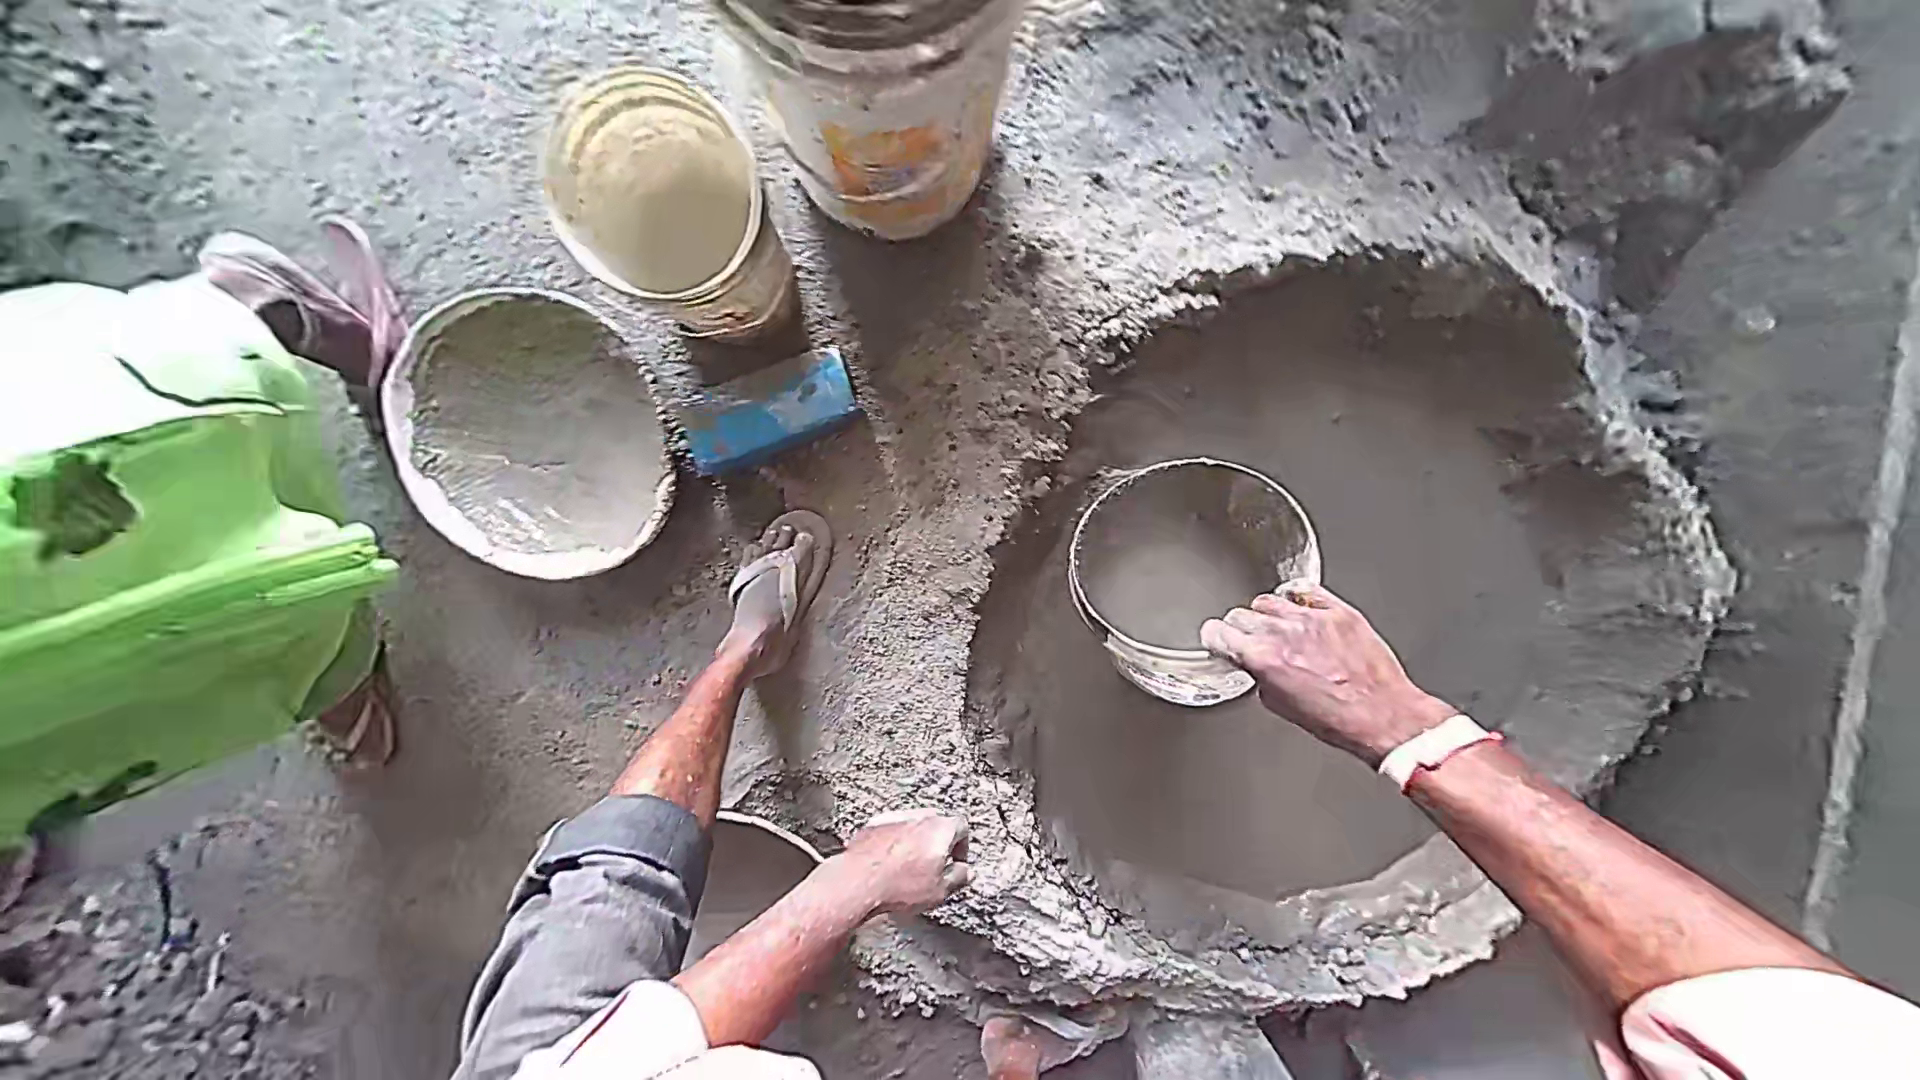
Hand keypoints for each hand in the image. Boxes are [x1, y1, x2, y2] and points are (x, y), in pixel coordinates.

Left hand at [837, 808, 971, 917]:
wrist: (859, 881)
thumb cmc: (899, 885)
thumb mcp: (939, 891)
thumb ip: (959, 877)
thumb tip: (967, 872)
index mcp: (940, 828)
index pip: (962, 826)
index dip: (962, 847)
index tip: (956, 864)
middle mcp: (920, 816)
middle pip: (937, 822)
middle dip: (939, 842)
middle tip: (934, 866)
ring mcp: (896, 817)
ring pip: (914, 824)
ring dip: (916, 841)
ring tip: (908, 867)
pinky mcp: (875, 823)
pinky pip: (892, 828)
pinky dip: (894, 841)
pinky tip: (888, 863)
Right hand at [1200, 582, 1456, 766]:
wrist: (1386, 717)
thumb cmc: (1338, 719)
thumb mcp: (1280, 705)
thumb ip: (1258, 675)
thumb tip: (1252, 662)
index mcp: (1262, 658)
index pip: (1217, 631)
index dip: (1215, 638)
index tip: (1219, 641)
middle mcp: (1283, 634)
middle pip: (1239, 614)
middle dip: (1241, 630)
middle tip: (1252, 642)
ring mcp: (1311, 618)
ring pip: (1267, 600)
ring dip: (1267, 615)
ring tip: (1279, 630)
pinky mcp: (1337, 612)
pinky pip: (1303, 591)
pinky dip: (1296, 599)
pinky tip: (1299, 611)